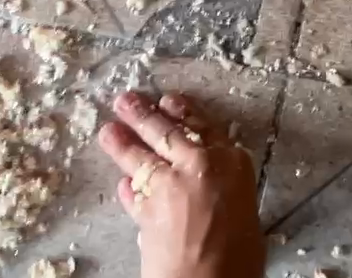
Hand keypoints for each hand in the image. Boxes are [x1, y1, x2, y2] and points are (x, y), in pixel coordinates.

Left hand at [97, 91, 264, 277]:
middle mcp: (200, 165)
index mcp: (231, 161)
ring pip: (143, 157)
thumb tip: (208, 191)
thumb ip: (223, 187)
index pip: (204, 127)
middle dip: (145, 115)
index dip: (184, 112)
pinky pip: (135, 196)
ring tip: (107, 130)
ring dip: (123, 143)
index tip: (167, 100)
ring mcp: (170, 187)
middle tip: (125, 100)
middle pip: (169, 133)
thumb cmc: (241, 251)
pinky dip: (128, 190)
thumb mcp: (244, 206)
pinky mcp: (146, 213)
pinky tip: (121, 184)